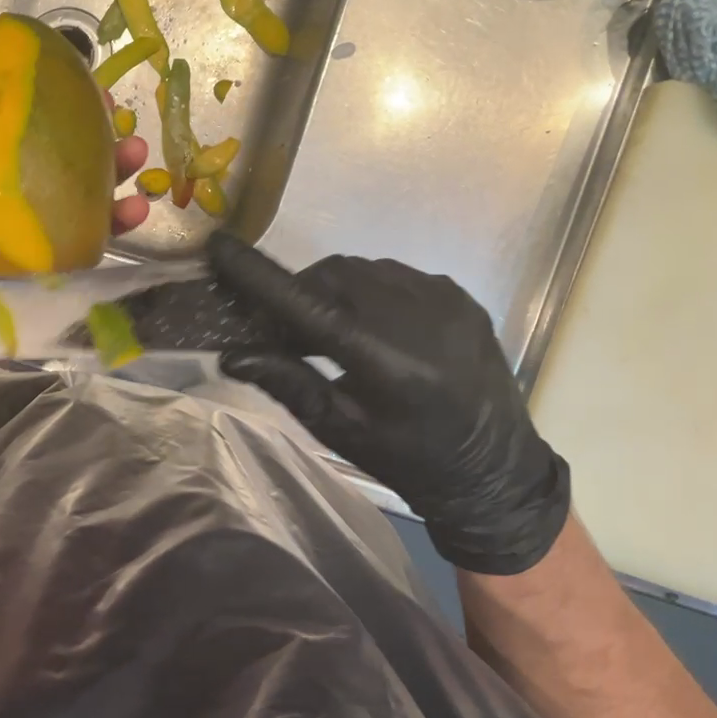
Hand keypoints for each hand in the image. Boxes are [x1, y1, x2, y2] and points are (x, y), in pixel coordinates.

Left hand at [0, 69, 149, 298]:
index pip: (12, 127)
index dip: (41, 99)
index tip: (67, 76)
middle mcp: (10, 198)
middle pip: (57, 154)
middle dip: (91, 130)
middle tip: (115, 110)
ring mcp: (38, 232)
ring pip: (85, 190)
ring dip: (116, 168)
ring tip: (136, 151)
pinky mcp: (59, 264)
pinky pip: (95, 236)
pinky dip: (121, 220)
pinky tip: (136, 209)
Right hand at [207, 232, 569, 574]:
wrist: (496, 471)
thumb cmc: (407, 460)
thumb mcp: (339, 429)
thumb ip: (287, 382)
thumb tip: (231, 354)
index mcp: (385, 360)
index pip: (306, 304)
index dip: (259, 275)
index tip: (220, 246)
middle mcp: (417, 317)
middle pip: (331, 275)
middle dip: (297, 292)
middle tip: (283, 333)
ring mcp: (444, 299)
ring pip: (361, 269)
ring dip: (330, 290)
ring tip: (327, 332)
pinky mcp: (459, 295)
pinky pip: (394, 274)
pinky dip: (366, 291)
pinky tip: (369, 325)